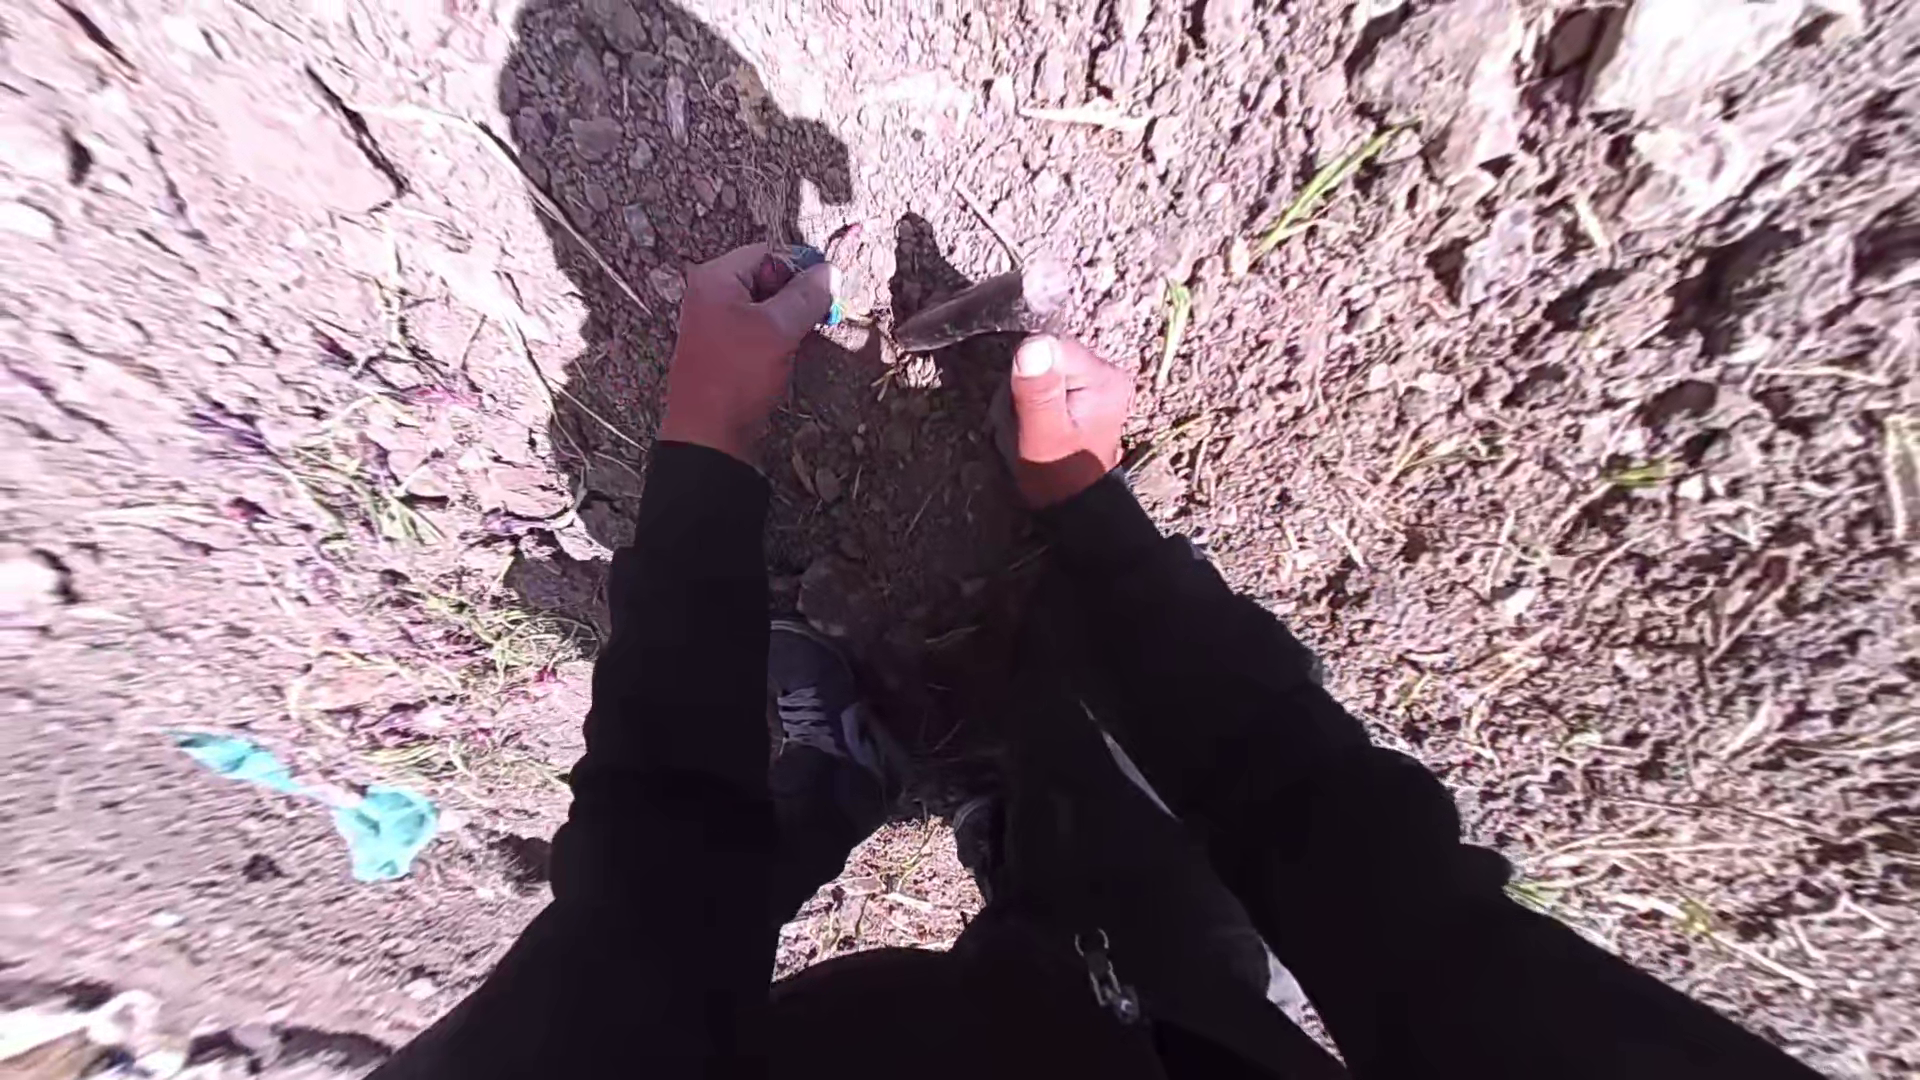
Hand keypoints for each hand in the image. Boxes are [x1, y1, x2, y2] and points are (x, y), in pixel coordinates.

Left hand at [658, 244, 834, 462]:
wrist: (710, 432)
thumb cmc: (738, 375)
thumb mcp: (778, 330)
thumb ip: (806, 296)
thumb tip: (831, 272)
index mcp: (717, 278)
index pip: (767, 253)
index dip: (800, 269)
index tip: (826, 292)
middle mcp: (713, 294)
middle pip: (767, 279)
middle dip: (798, 296)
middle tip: (823, 317)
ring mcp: (719, 323)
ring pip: (767, 307)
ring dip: (793, 319)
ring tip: (809, 338)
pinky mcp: (728, 349)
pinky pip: (760, 330)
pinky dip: (781, 337)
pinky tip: (794, 353)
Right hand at [1007, 334, 1133, 506]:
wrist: (1075, 505)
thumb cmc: (1058, 475)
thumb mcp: (1043, 435)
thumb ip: (1038, 391)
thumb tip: (1032, 344)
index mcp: (1103, 377)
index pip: (1049, 347)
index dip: (1025, 373)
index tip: (1023, 406)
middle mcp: (1106, 371)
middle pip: (1046, 356)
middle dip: (1024, 386)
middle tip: (1024, 420)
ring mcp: (1097, 381)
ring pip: (1042, 369)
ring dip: (1026, 395)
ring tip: (1028, 425)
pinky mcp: (1084, 392)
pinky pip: (1047, 381)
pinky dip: (1033, 401)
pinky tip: (1034, 422)